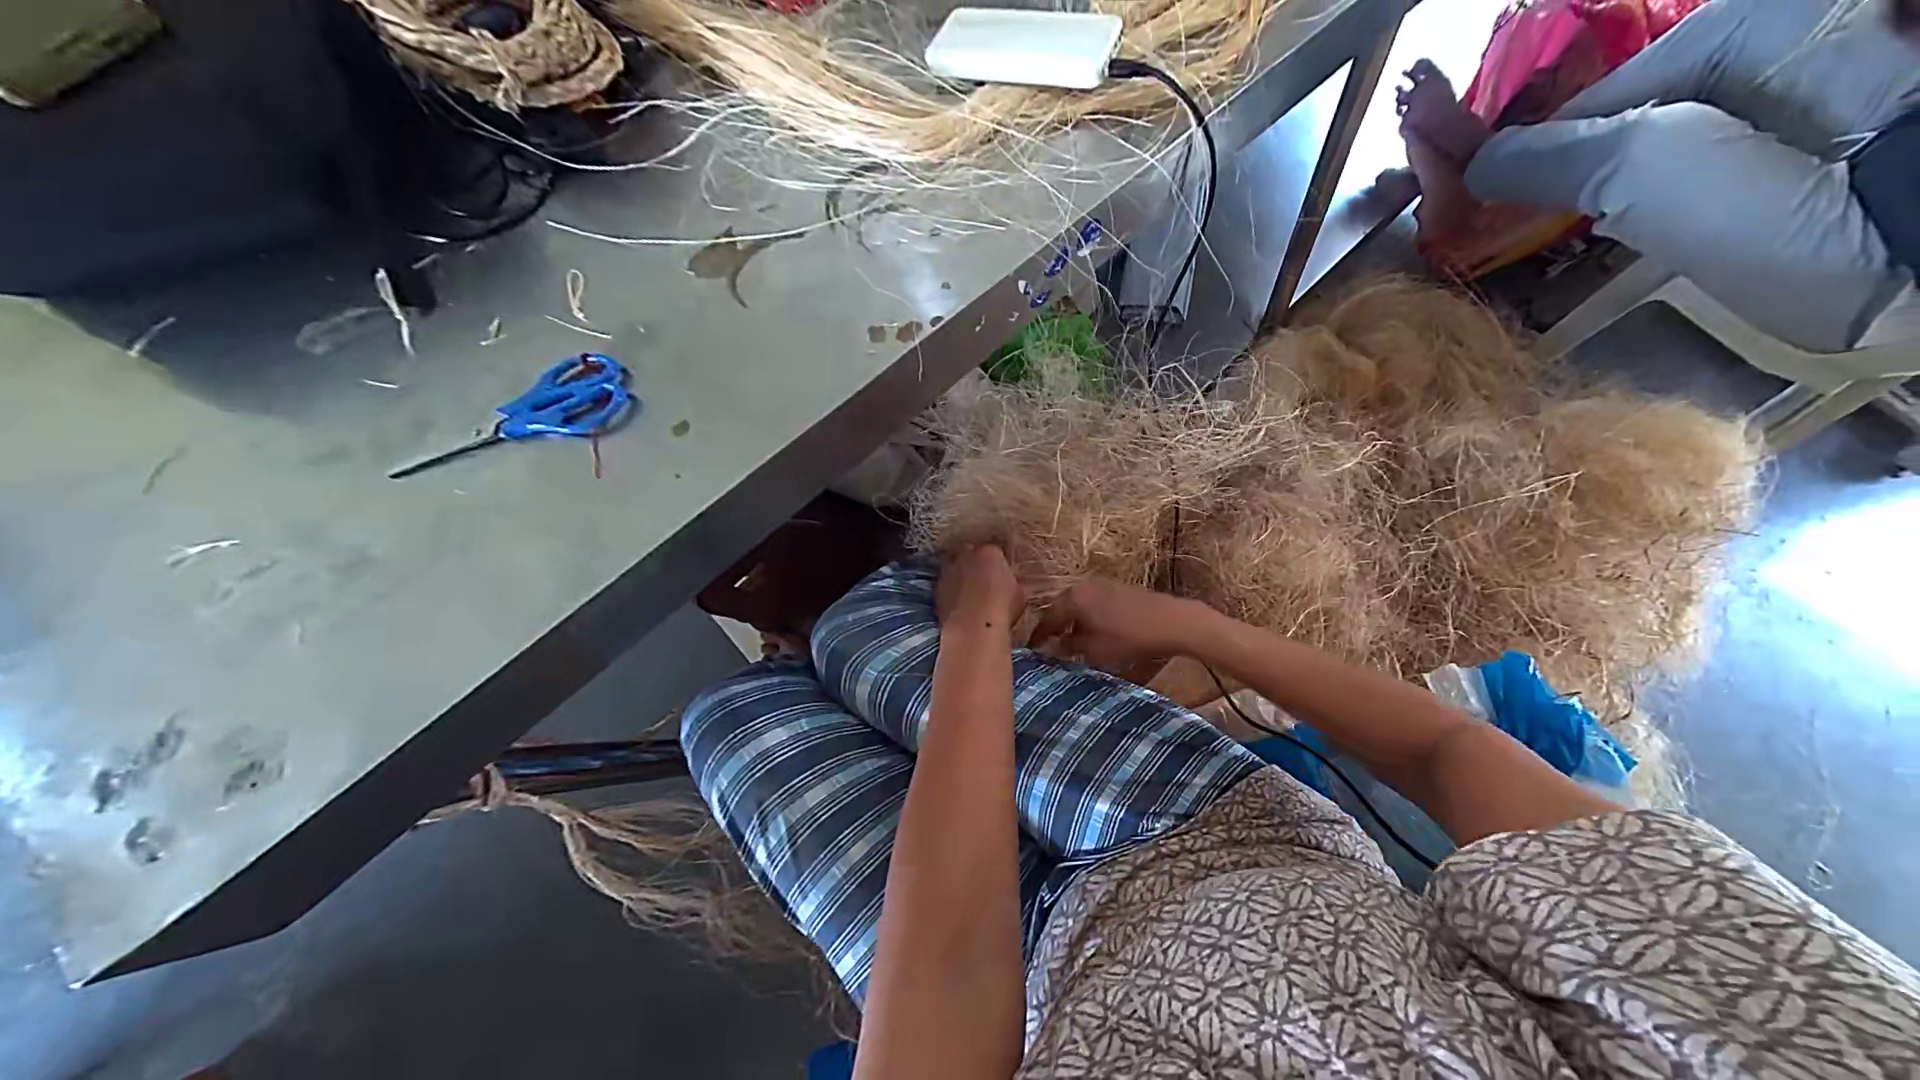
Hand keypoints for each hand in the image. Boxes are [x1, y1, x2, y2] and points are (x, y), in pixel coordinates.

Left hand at [935, 545, 1024, 629]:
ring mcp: (949, 569)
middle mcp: (966, 555)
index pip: (994, 551)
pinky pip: (944, 582)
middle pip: (968, 551)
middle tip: (981, 576)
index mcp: (990, 553)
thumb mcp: (1019, 594)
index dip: (996, 563)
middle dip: (973, 560)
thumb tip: (1012, 584)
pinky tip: (956, 600)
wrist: (973, 625)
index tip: (999, 573)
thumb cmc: (1002, 607)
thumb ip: (1013, 583)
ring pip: (952, 564)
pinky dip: (949, 587)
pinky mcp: (937, 586)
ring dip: (958, 571)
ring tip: (966, 587)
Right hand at [1031, 579, 1214, 671]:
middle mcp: (1082, 586)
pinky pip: (1092, 602)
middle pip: (1060, 609)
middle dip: (1054, 628)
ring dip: (1072, 622)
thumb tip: (1051, 647)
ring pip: (1077, 605)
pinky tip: (1093, 632)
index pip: (1046, 619)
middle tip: (1049, 648)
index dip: (1038, 638)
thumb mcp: (1094, 649)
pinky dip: (1087, 617)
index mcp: (1072, 599)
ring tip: (1071, 643)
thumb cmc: (1130, 638)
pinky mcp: (1117, 588)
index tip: (1031, 653)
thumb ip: (1068, 646)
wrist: (1173, 622)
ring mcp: (1101, 584)